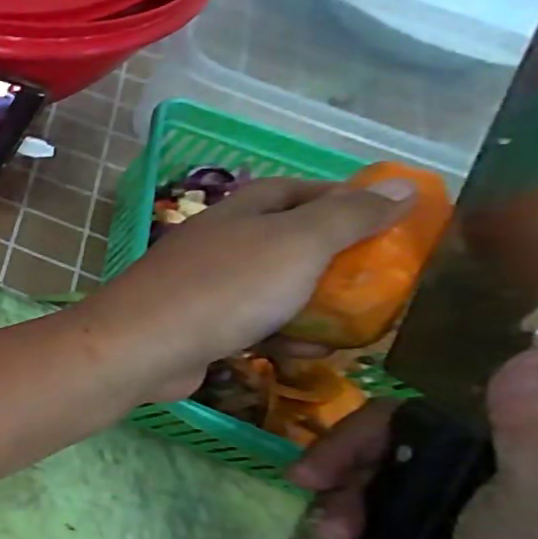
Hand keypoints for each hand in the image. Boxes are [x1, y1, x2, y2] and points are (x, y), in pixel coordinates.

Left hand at [76, 177, 414, 399]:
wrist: (138, 348)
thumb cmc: (221, 288)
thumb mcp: (296, 243)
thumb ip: (347, 216)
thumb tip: (399, 185)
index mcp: (231, 217)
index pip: (289, 191)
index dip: (338, 196)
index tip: (391, 214)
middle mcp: (211, 248)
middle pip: (283, 244)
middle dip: (334, 261)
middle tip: (384, 281)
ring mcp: (198, 290)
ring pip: (270, 291)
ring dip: (313, 307)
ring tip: (359, 325)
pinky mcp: (193, 330)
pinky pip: (250, 329)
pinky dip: (281, 338)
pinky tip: (307, 354)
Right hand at [293, 347, 537, 538]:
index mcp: (537, 452)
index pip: (457, 400)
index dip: (406, 404)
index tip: (370, 421)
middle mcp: (490, 468)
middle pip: (395, 432)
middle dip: (347, 454)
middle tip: (313, 475)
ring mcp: (444, 500)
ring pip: (364, 467)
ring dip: (336, 493)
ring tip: (332, 529)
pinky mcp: (407, 528)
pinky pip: (353, 503)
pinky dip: (335, 517)